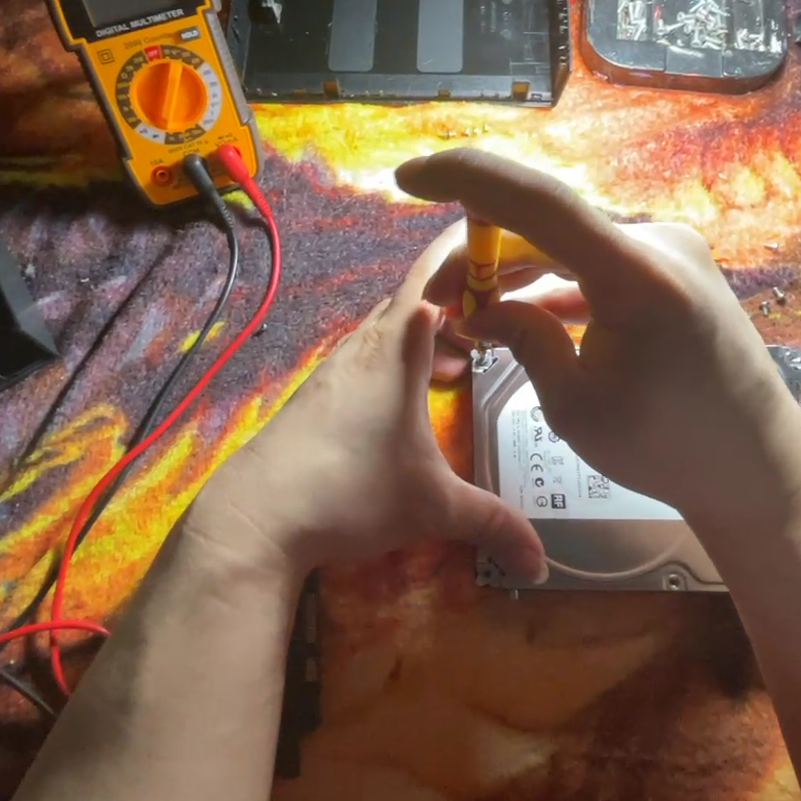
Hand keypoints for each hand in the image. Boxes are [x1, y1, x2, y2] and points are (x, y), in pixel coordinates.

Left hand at [185, 227, 548, 583]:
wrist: (257, 516)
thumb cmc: (352, 492)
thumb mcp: (432, 507)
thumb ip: (493, 524)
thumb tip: (542, 562)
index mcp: (396, 348)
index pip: (433, 275)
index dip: (465, 250)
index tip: (500, 238)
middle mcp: (366, 346)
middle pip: (413, 297)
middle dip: (457, 297)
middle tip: (499, 310)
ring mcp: (337, 368)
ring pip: (390, 329)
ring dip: (427, 334)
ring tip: (463, 362)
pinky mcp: (319, 393)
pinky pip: (371, 356)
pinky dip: (401, 360)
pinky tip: (414, 397)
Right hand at [397, 149, 800, 532]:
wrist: (756, 468)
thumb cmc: (668, 449)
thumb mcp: (575, 406)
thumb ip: (523, 339)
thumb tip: (476, 310)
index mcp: (637, 275)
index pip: (536, 200)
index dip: (464, 178)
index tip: (406, 176)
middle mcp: (656, 245)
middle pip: (544, 224)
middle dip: (481, 252)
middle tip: (437, 297)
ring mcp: (667, 254)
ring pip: (566, 244)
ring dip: (513, 270)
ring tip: (467, 308)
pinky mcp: (668, 272)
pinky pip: (593, 264)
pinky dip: (550, 283)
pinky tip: (514, 309)